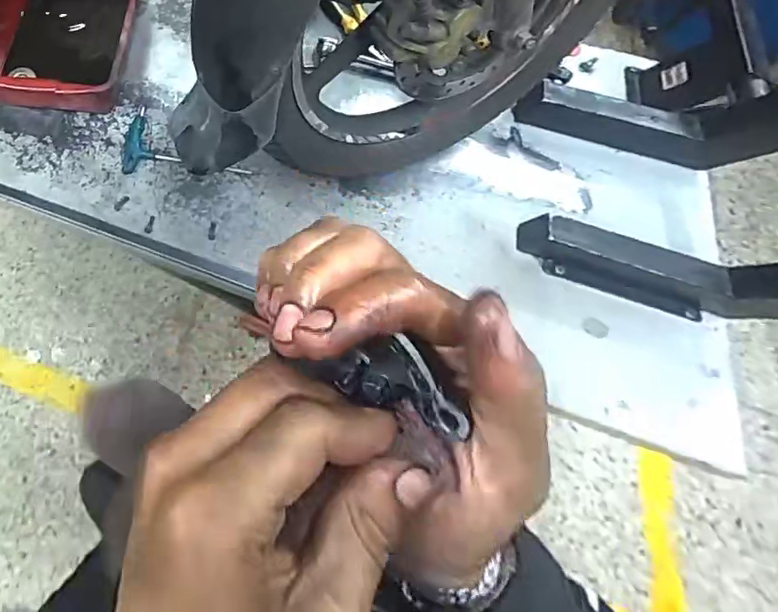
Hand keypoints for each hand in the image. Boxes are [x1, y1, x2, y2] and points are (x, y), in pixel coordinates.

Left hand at [117, 358, 437, 611]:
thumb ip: (362, 532)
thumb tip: (408, 468)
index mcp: (212, 506)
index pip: (301, 423)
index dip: (360, 424)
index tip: (401, 441)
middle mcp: (177, 459)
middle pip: (267, 386)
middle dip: (330, 401)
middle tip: (376, 441)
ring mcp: (163, 455)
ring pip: (246, 391)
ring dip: (302, 408)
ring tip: (346, 454)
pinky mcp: (163, 460)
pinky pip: (227, 414)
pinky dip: (274, 424)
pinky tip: (306, 464)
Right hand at [249, 218, 550, 589]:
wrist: (423, 537)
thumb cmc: (464, 506)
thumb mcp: (510, 468)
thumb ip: (511, 392)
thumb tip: (489, 306)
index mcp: (457, 334)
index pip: (404, 288)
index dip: (354, 303)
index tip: (310, 339)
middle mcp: (414, 306)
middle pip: (364, 249)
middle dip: (316, 276)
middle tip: (283, 328)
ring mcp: (371, 303)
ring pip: (335, 242)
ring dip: (295, 266)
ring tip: (271, 315)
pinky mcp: (336, 310)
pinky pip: (308, 259)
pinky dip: (280, 269)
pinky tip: (266, 310)